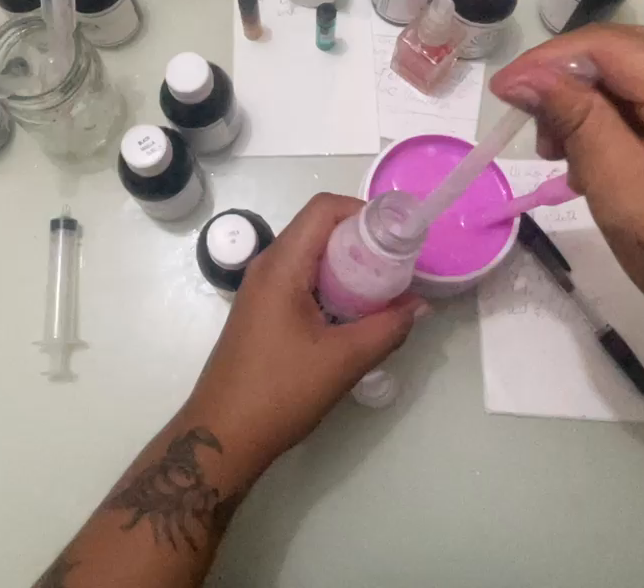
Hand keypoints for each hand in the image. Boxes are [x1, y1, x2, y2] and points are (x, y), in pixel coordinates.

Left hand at [183, 194, 426, 467]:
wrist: (223, 434)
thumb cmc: (280, 391)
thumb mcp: (344, 360)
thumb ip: (387, 328)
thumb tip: (420, 305)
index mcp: (281, 264)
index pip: (323, 209)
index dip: (362, 210)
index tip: (396, 236)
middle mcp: (267, 265)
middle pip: (317, 227)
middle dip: (360, 238)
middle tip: (397, 264)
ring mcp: (260, 286)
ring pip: (309, 253)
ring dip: (346, 262)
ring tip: (382, 288)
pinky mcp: (261, 308)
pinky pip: (300, 276)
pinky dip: (330, 281)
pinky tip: (353, 311)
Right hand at [489, 26, 643, 345]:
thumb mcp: (626, 198)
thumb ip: (579, 125)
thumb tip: (526, 77)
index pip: (611, 46)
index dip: (547, 62)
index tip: (502, 94)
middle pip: (623, 48)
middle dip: (567, 82)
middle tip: (537, 136)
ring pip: (636, 64)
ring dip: (589, 99)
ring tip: (569, 154)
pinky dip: (617, 111)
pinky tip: (604, 151)